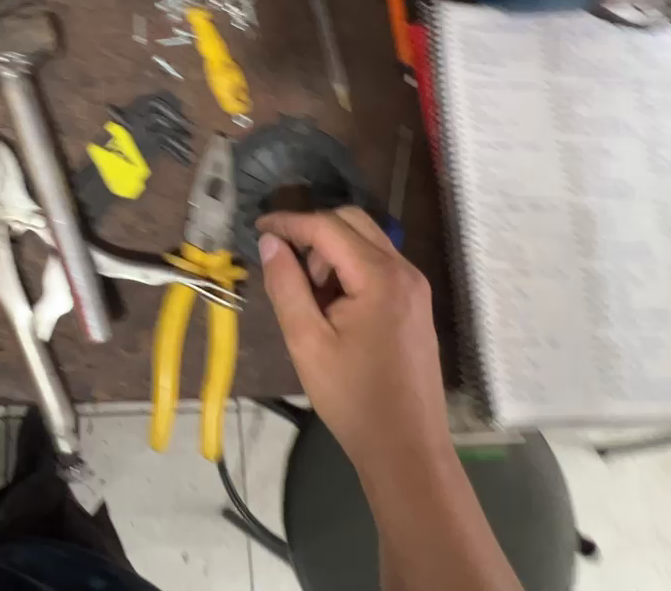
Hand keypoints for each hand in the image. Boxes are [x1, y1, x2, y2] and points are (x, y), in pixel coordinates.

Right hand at [256, 207, 446, 463]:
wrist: (406, 449)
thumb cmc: (353, 397)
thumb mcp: (306, 340)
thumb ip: (286, 284)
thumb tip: (270, 241)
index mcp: (380, 277)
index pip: (327, 227)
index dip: (288, 222)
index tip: (257, 227)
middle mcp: (404, 271)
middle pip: (351, 222)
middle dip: (312, 233)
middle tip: (285, 264)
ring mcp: (414, 287)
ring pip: (364, 240)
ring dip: (330, 251)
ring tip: (308, 294)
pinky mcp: (414, 303)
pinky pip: (376, 264)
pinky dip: (348, 267)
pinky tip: (331, 304)